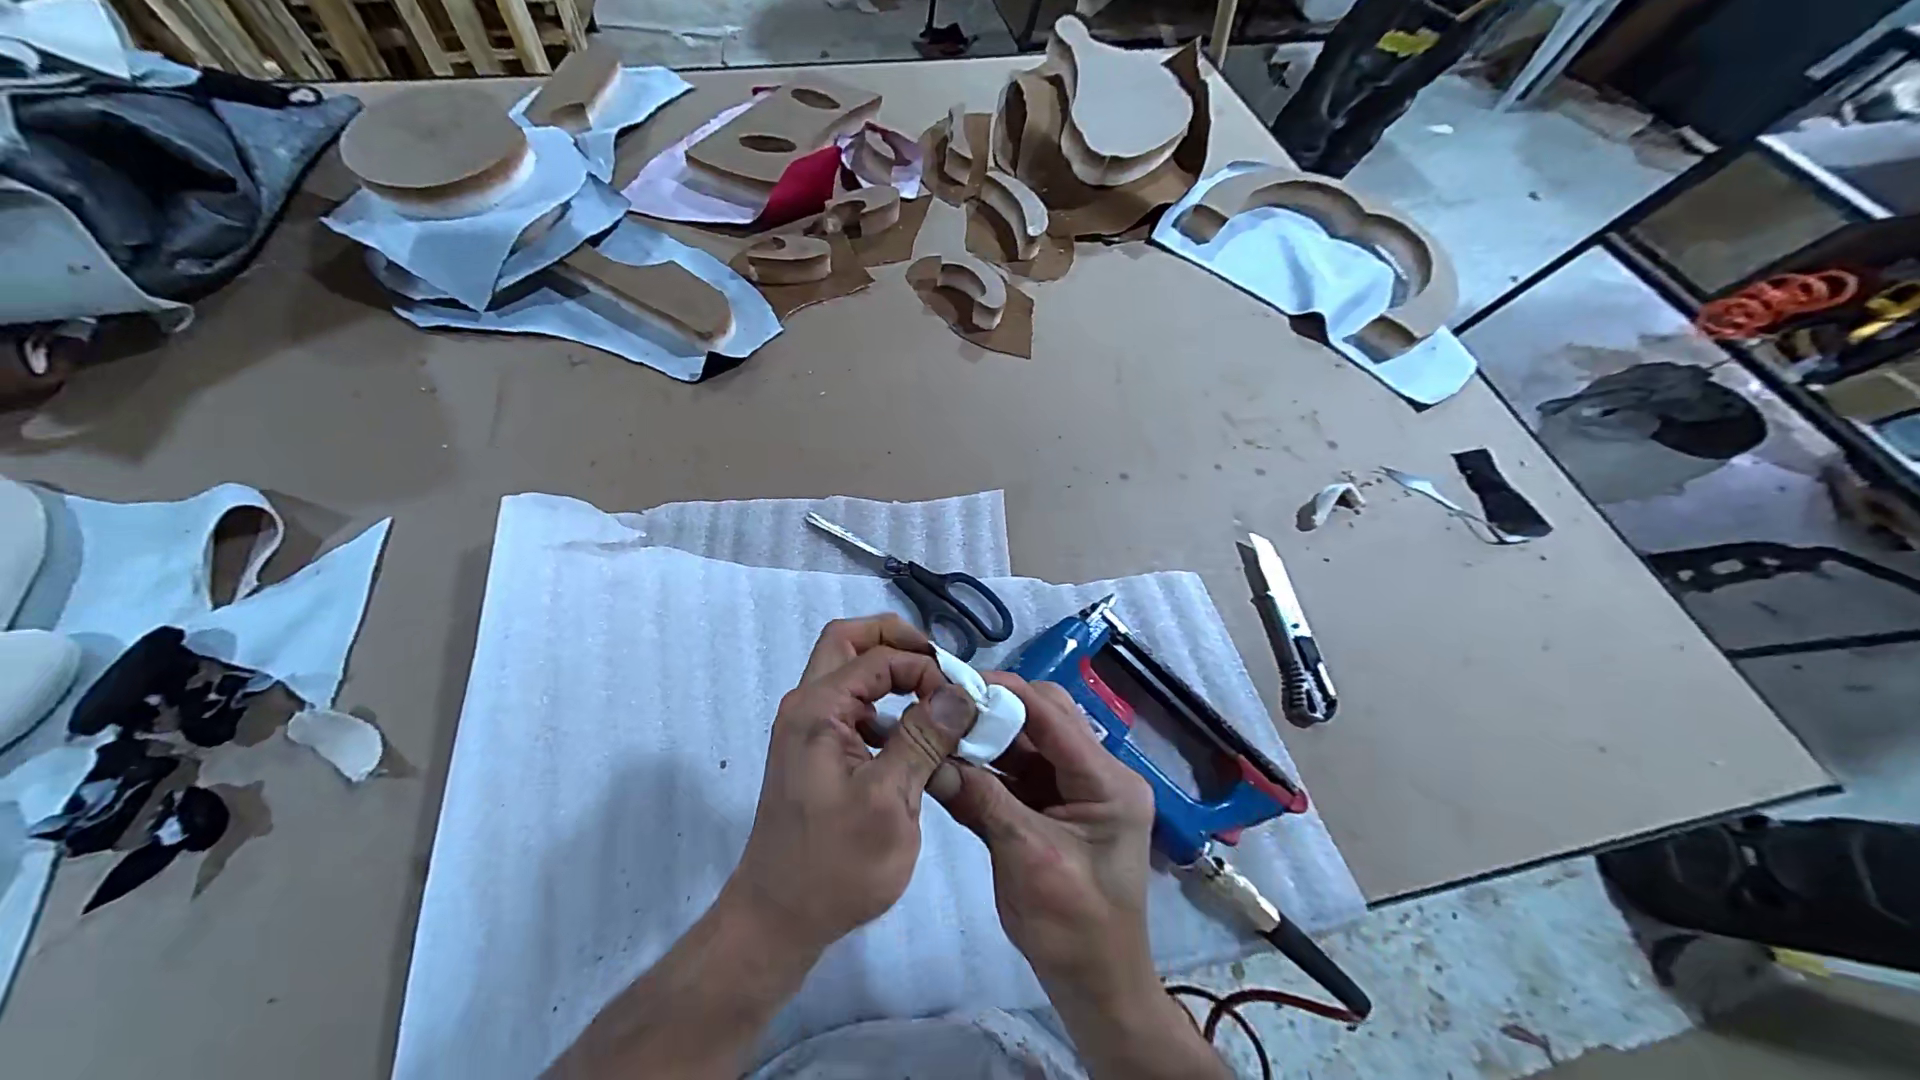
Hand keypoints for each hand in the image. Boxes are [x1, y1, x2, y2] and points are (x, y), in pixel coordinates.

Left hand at [723, 615, 980, 958]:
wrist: (778, 919)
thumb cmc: (834, 864)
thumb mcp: (889, 800)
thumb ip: (924, 738)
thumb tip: (960, 691)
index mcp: (817, 709)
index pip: (878, 659)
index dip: (925, 668)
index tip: (962, 700)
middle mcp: (807, 707)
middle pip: (849, 642)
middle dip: (897, 642)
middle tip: (940, 665)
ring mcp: (809, 729)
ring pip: (850, 672)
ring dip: (891, 671)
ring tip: (936, 694)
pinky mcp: (818, 752)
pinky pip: (854, 708)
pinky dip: (885, 705)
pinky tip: (916, 735)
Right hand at [926, 676, 1156, 990]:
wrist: (1096, 985)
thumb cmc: (1075, 928)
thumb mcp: (1028, 860)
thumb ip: (982, 802)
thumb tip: (933, 759)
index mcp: (1108, 781)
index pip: (1054, 715)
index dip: (1007, 691)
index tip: (957, 680)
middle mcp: (1096, 774)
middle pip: (1044, 719)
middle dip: (995, 709)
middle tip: (945, 704)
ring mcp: (1074, 789)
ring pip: (1027, 743)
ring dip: (987, 737)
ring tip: (942, 727)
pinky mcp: (1053, 807)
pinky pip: (1017, 774)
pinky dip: (987, 767)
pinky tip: (953, 760)